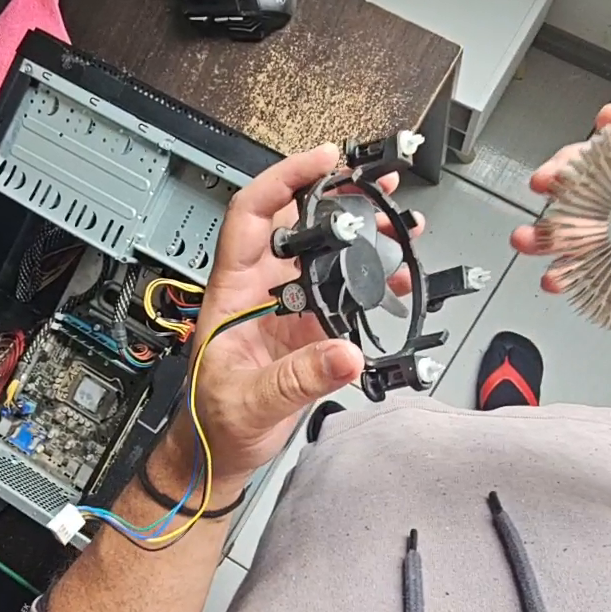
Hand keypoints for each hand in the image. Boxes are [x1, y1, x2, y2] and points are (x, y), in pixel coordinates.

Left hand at [168, 144, 414, 489]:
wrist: (220, 450)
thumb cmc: (214, 420)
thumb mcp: (249, 400)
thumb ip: (297, 379)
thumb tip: (346, 355)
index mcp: (231, 292)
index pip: (250, 216)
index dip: (283, 180)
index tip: (323, 161)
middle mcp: (259, 290)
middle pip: (295, 224)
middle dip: (337, 197)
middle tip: (378, 183)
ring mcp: (285, 307)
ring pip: (323, 254)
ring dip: (360, 235)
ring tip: (397, 223)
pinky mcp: (306, 329)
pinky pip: (341, 293)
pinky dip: (369, 281)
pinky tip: (393, 280)